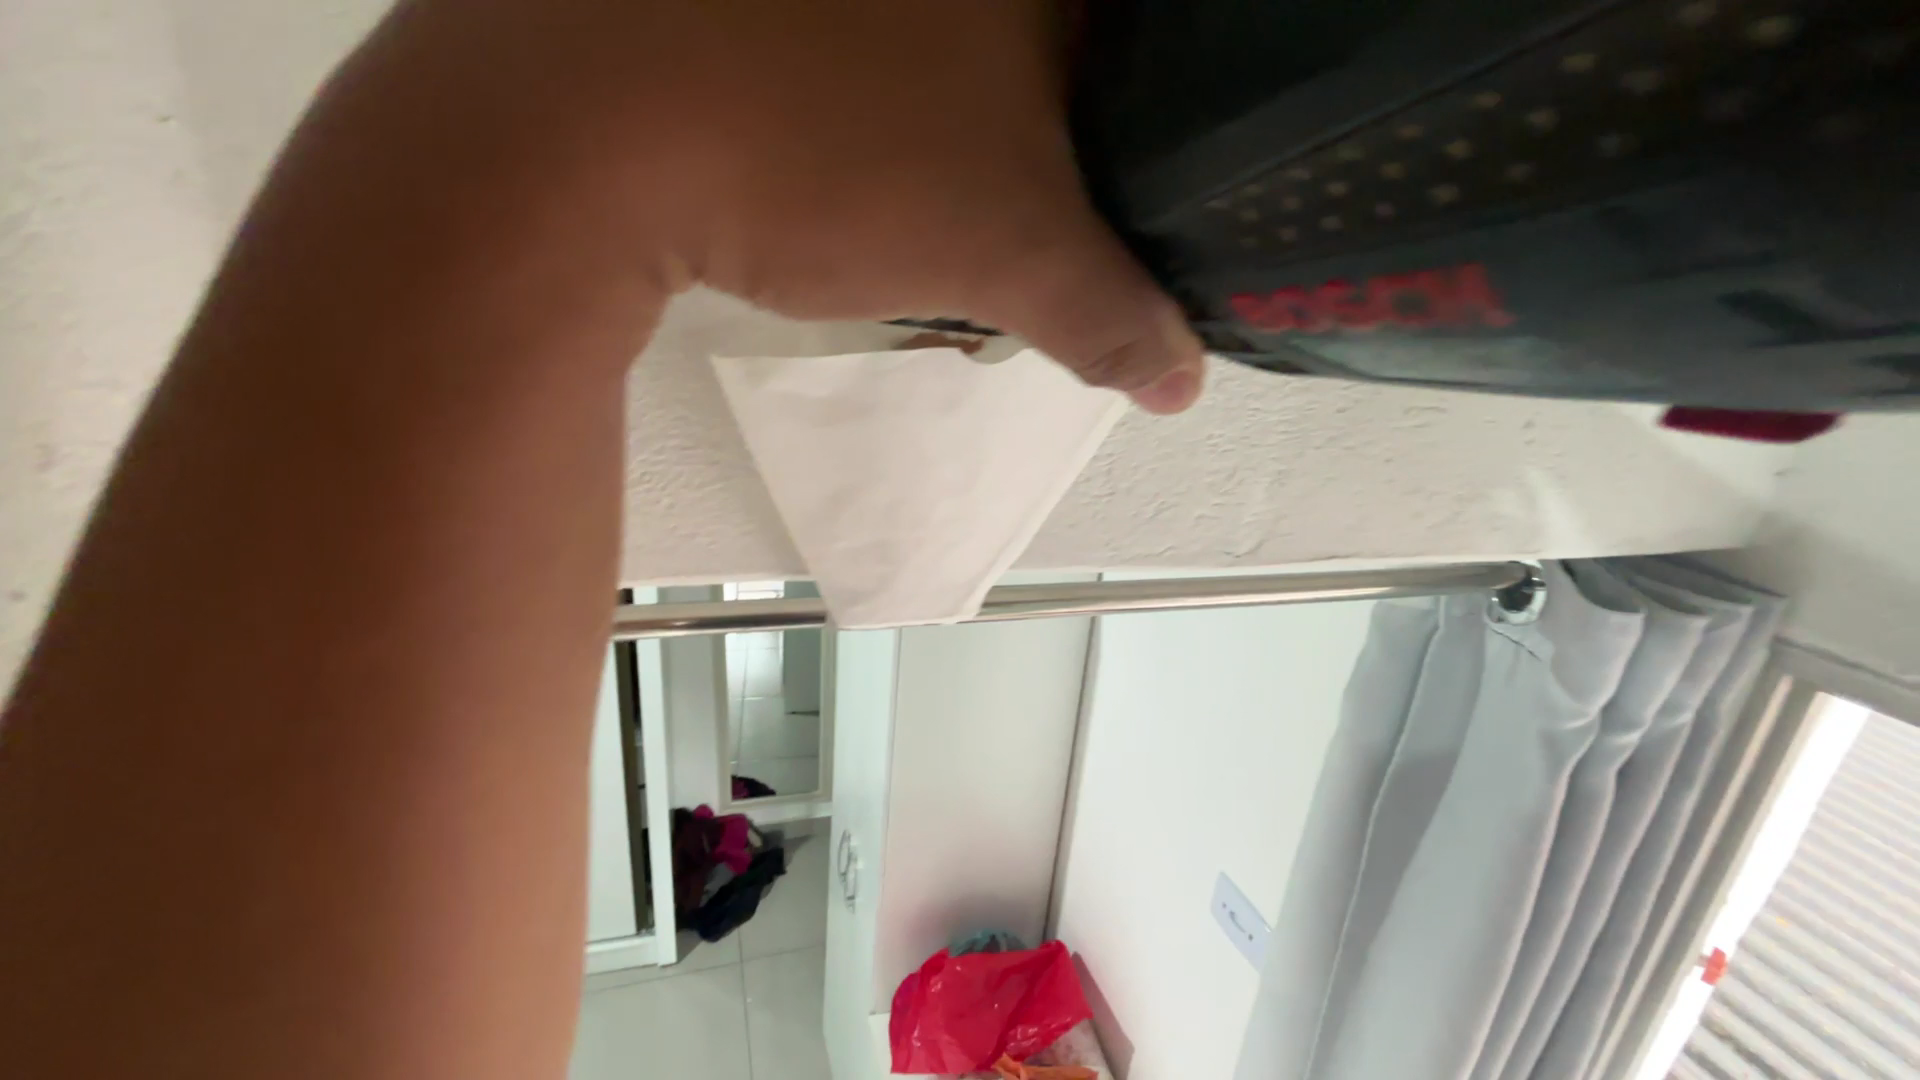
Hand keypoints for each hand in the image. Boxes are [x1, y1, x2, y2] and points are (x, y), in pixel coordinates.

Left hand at [333, 0, 1205, 411]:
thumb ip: (1112, 318)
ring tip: (950, 215)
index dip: (1171, 140)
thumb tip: (1185, 383)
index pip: (1158, 59)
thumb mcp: (1001, 255)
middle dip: (1071, 152)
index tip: (1158, 205)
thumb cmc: (828, 164)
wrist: (590, 134)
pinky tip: (870, 176)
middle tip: (1056, 225)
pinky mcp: (778, 11)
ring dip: (980, 145)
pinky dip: (903, 126)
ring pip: (976, 66)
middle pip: (1069, 65)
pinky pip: (888, 66)